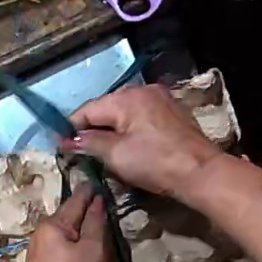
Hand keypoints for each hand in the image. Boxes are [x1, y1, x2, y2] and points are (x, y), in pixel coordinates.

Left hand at [25, 183, 110, 261]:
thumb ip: (95, 221)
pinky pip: (56, 243)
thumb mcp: (93, 248)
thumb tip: (97, 199)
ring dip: (76, 225)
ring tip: (93, 224)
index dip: (90, 192)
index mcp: (52, 224)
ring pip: (61, 229)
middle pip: (66, 214)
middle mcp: (40, 231)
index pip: (75, 200)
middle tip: (101, 204)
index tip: (100, 184)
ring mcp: (36, 248)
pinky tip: (79, 244)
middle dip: (82, 209)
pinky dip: (69, 239)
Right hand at [64, 84, 225, 199]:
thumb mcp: (115, 155)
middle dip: (93, 129)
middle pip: (106, 109)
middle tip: (83, 153)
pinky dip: (130, 129)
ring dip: (112, 130)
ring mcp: (160, 99)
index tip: (62, 148)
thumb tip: (66, 141)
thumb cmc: (154, 162)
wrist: (200, 172)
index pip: (87, 110)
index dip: (71, 129)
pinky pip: (141, 117)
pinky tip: (130, 146)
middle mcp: (142, 90)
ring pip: (124, 113)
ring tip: (105, 151)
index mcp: (126, 98)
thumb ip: (88, 144)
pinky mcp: (172, 112)